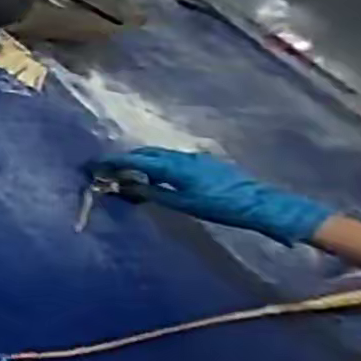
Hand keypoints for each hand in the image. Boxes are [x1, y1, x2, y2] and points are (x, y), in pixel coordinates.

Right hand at [90, 147, 333, 245]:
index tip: (93, 164)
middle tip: (109, 171)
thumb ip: (150, 191)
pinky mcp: (205, 163)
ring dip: (141, 161)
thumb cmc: (221, 208)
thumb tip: (124, 184)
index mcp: (174, 166)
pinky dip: (157, 164)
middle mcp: (183, 157)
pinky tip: (156, 177)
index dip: (112, 161)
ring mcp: (196, 158)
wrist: (266, 206)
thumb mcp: (181, 203)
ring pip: (159, 154)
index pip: (135, 159)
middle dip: (125, 159)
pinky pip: (172, 159)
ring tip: (129, 175)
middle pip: (146, 153)